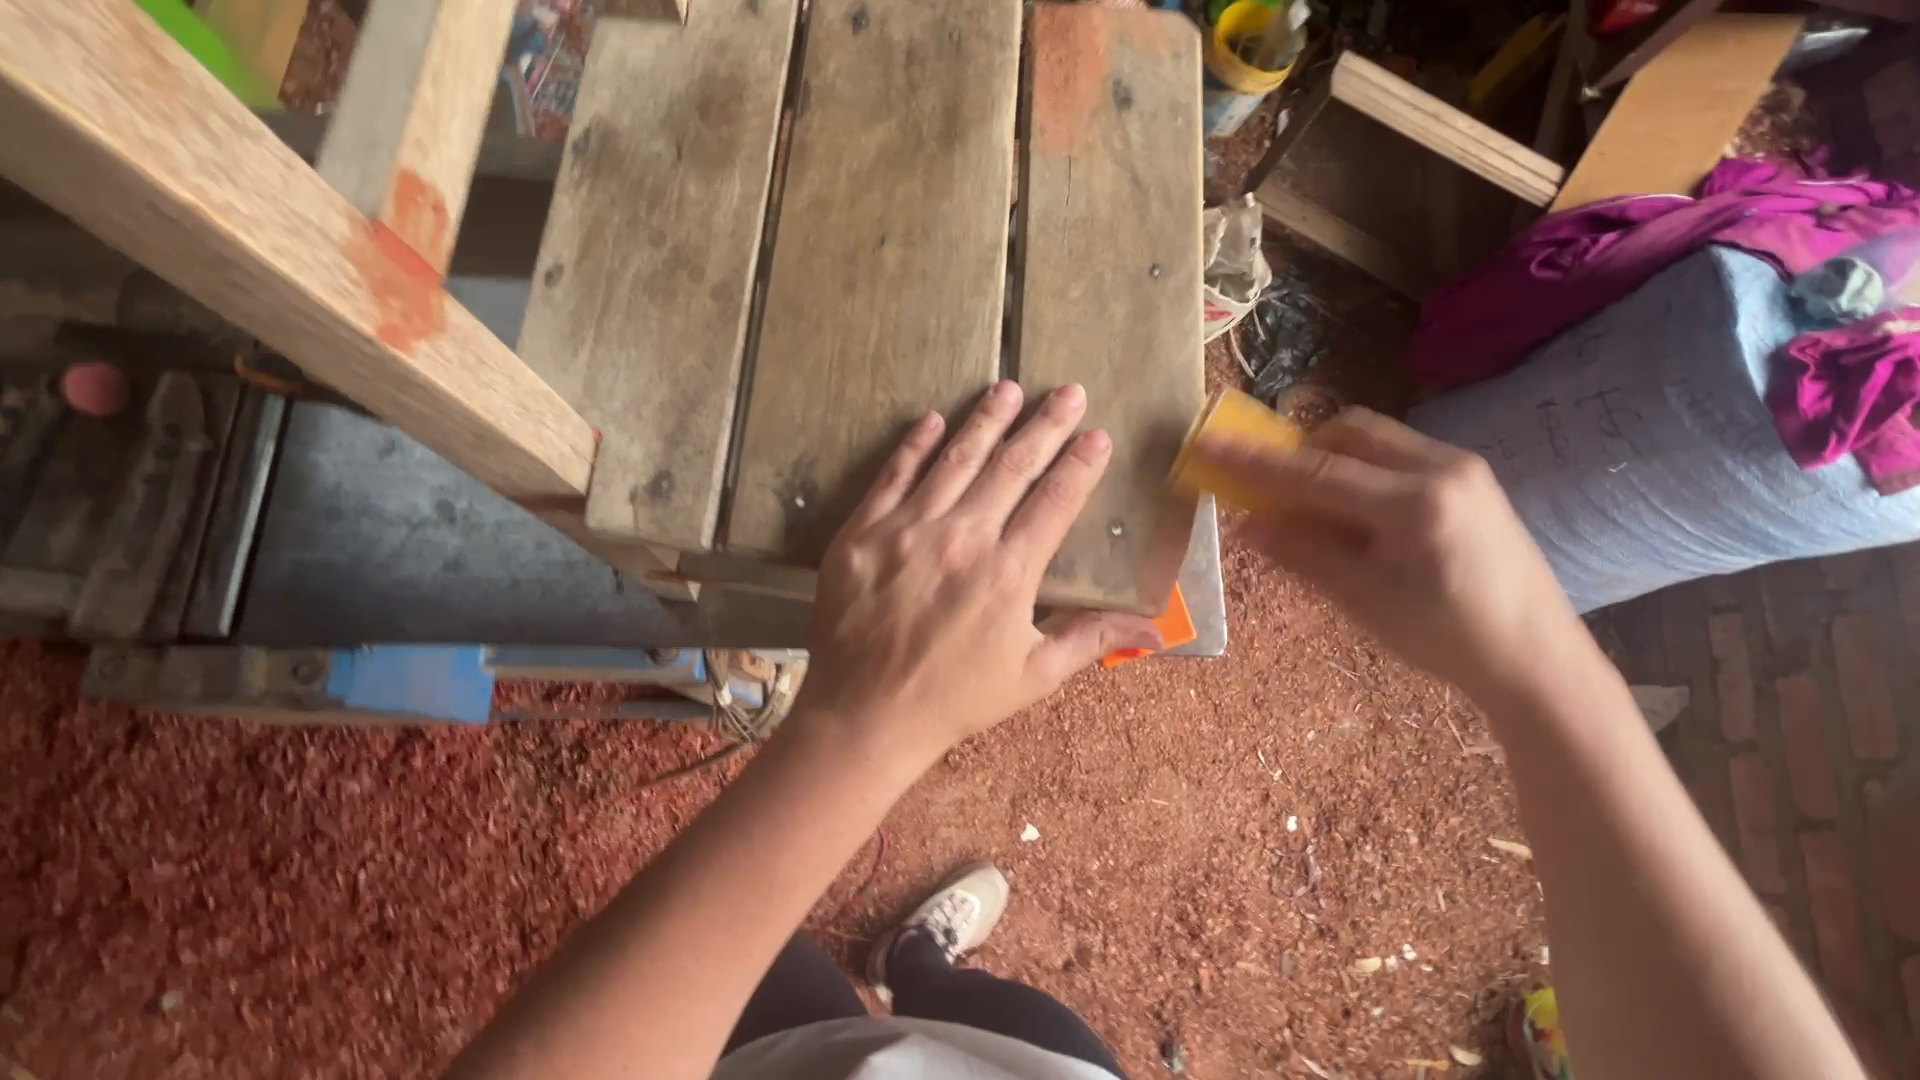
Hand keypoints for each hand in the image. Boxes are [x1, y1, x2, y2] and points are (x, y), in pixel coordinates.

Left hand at [795, 381, 1162, 763]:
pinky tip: (933, 418)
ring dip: (985, 420)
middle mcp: (962, 539)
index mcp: (1009, 573)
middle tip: (1067, 392)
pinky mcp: (863, 532)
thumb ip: (1089, 639)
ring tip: (1008, 388)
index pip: (1055, 501)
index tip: (1097, 434)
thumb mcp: (1033, 676)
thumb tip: (1152, 623)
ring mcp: (908, 531)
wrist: (865, 713)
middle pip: (1011, 467)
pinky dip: (914, 444)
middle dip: (1044, 425)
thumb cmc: (956, 699)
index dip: (1080, 464)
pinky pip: (893, 475)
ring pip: (955, 459)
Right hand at [1195, 407, 1590, 704]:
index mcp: (1415, 505)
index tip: (1209, 445)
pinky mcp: (1471, 478)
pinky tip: (1357, 514)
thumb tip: (1246, 524)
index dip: (1255, 461)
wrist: (1537, 657)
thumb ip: (1302, 555)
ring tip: (1314, 506)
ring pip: (1375, 438)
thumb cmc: (1446, 638)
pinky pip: (1398, 454)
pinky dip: (1362, 470)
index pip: (1316, 473)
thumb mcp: (1363, 602)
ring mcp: (1463, 468)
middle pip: (1349, 432)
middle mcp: (1443, 468)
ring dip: (1332, 459)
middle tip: (1271, 487)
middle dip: (1300, 450)